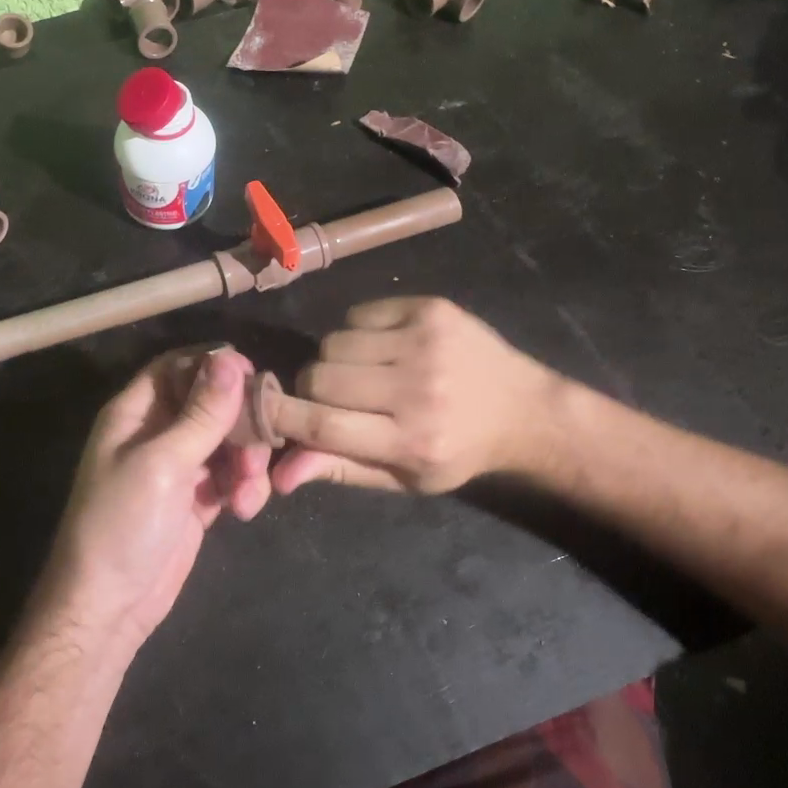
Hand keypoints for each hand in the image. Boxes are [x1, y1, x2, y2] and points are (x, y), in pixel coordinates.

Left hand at [37, 347, 272, 643]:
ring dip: (247, 460)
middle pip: (210, 403)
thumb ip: (201, 413)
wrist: (108, 606)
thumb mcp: (162, 463)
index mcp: (135, 412)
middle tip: (262, 446)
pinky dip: (243, 487)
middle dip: (240, 422)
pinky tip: (244, 510)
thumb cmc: (122, 523)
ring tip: (248, 493)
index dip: (215, 366)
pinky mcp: (195, 501)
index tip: (253, 379)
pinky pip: (230, 477)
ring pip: (227, 441)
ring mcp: (177, 468)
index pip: (177, 366)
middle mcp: (156, 433)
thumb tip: (230, 357)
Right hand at [272, 297, 565, 494]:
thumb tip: (278, 476)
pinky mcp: (430, 309)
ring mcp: (425, 342)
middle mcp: (419, 389)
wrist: (526, 409)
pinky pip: (358, 314)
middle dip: (313, 388)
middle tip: (335, 397)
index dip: (282, 417)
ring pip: (334, 342)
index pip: (324, 427)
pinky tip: (385, 348)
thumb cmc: (457, 452)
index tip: (260, 411)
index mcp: (412, 441)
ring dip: (336, 359)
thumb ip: (339, 469)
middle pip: (320, 378)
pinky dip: (359, 332)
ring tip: (365, 372)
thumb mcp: (402, 478)